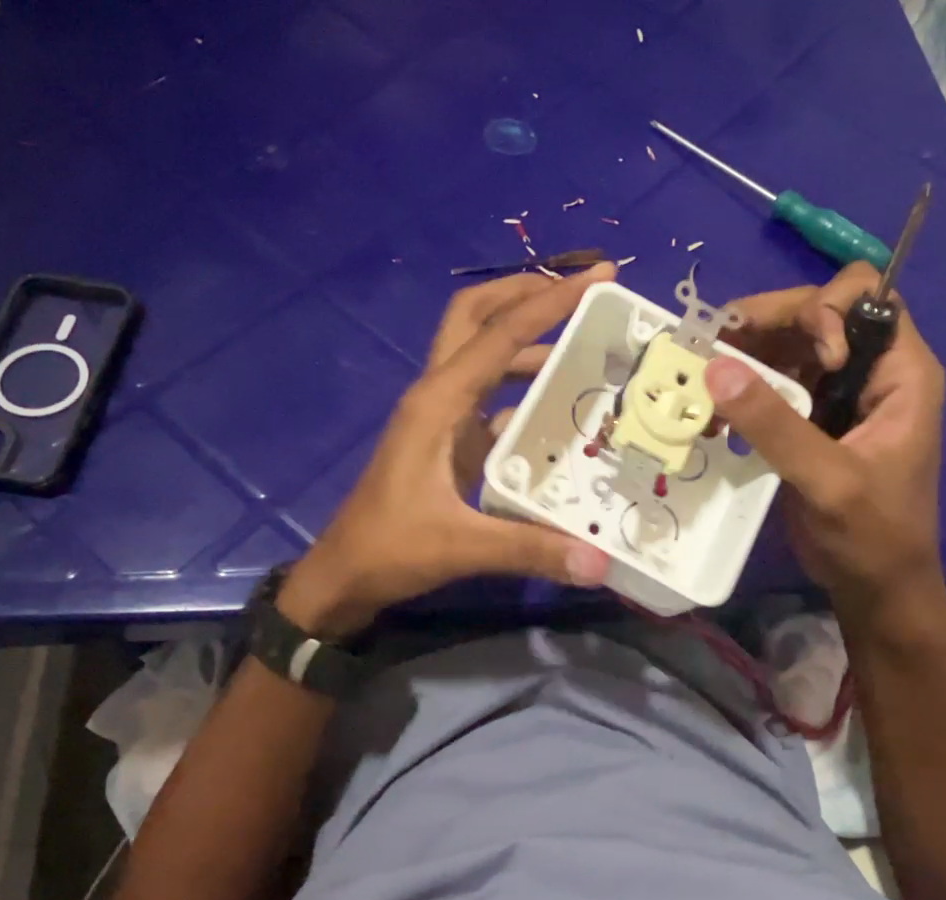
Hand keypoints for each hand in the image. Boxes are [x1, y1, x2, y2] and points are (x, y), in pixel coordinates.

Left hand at [278, 266, 616, 636]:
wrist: (345, 576)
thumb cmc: (390, 549)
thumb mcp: (461, 547)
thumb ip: (530, 549)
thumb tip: (600, 562)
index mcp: (438, 401)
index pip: (500, 334)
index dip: (550, 301)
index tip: (601, 277)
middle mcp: (437, 396)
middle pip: (476, 317)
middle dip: (525, 294)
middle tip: (581, 294)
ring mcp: (440, 418)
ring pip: (482, 356)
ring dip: (528, 343)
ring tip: (586, 349)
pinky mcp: (446, 443)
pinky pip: (489, 399)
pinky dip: (522, 392)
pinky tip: (560, 414)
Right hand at [706, 262, 945, 617]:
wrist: (873, 587)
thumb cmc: (871, 535)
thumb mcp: (827, 480)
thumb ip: (774, 424)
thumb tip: (715, 367)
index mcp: (900, 373)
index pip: (869, 299)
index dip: (826, 312)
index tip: (802, 357)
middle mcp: (870, 371)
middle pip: (817, 313)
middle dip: (766, 326)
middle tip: (716, 351)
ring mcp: (837, 394)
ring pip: (789, 345)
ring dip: (744, 355)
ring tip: (703, 379)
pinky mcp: (809, 419)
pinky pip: (773, 382)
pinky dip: (741, 387)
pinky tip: (713, 410)